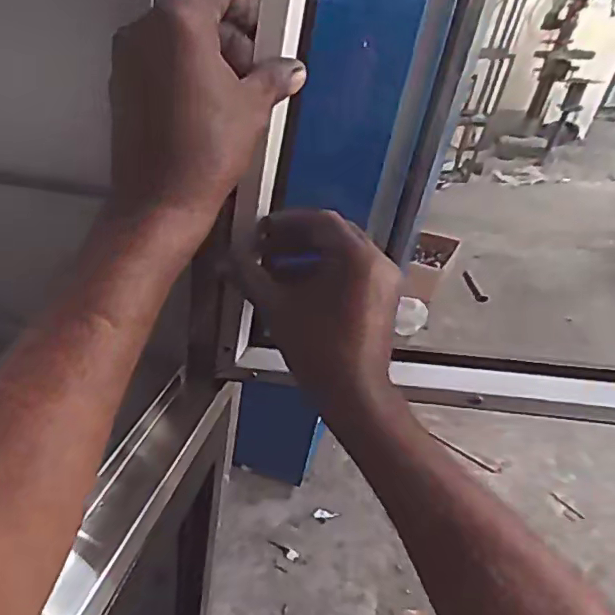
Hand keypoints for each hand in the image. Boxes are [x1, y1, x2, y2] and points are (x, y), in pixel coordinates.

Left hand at [110, 0, 306, 230]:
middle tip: (256, 69)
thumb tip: (288, 70)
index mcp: (177, 22)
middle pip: (196, 7)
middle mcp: (144, 32)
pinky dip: (185, 72)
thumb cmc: (200, 158)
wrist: (160, 204)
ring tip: (235, 95)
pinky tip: (208, 108)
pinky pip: (159, 62)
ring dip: (210, 54)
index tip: (265, 29)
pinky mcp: (121, 87)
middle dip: (232, 34)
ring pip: (177, 35)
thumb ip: (273, 76)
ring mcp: (127, 60)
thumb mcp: (252, 108)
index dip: (250, 1)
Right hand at [232, 209, 403, 420]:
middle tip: (265, 248)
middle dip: (295, 240)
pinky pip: (352, 274)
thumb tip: (230, 261)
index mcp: (357, 257)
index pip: (320, 221)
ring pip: (342, 255)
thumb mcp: (278, 308)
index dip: (285, 222)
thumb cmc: (320, 351)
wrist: (353, 393)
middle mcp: (377, 263)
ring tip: (273, 270)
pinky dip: (324, 274)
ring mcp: (384, 282)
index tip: (262, 231)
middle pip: (333, 235)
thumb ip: (251, 277)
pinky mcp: (382, 300)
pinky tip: (295, 289)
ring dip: (307, 258)